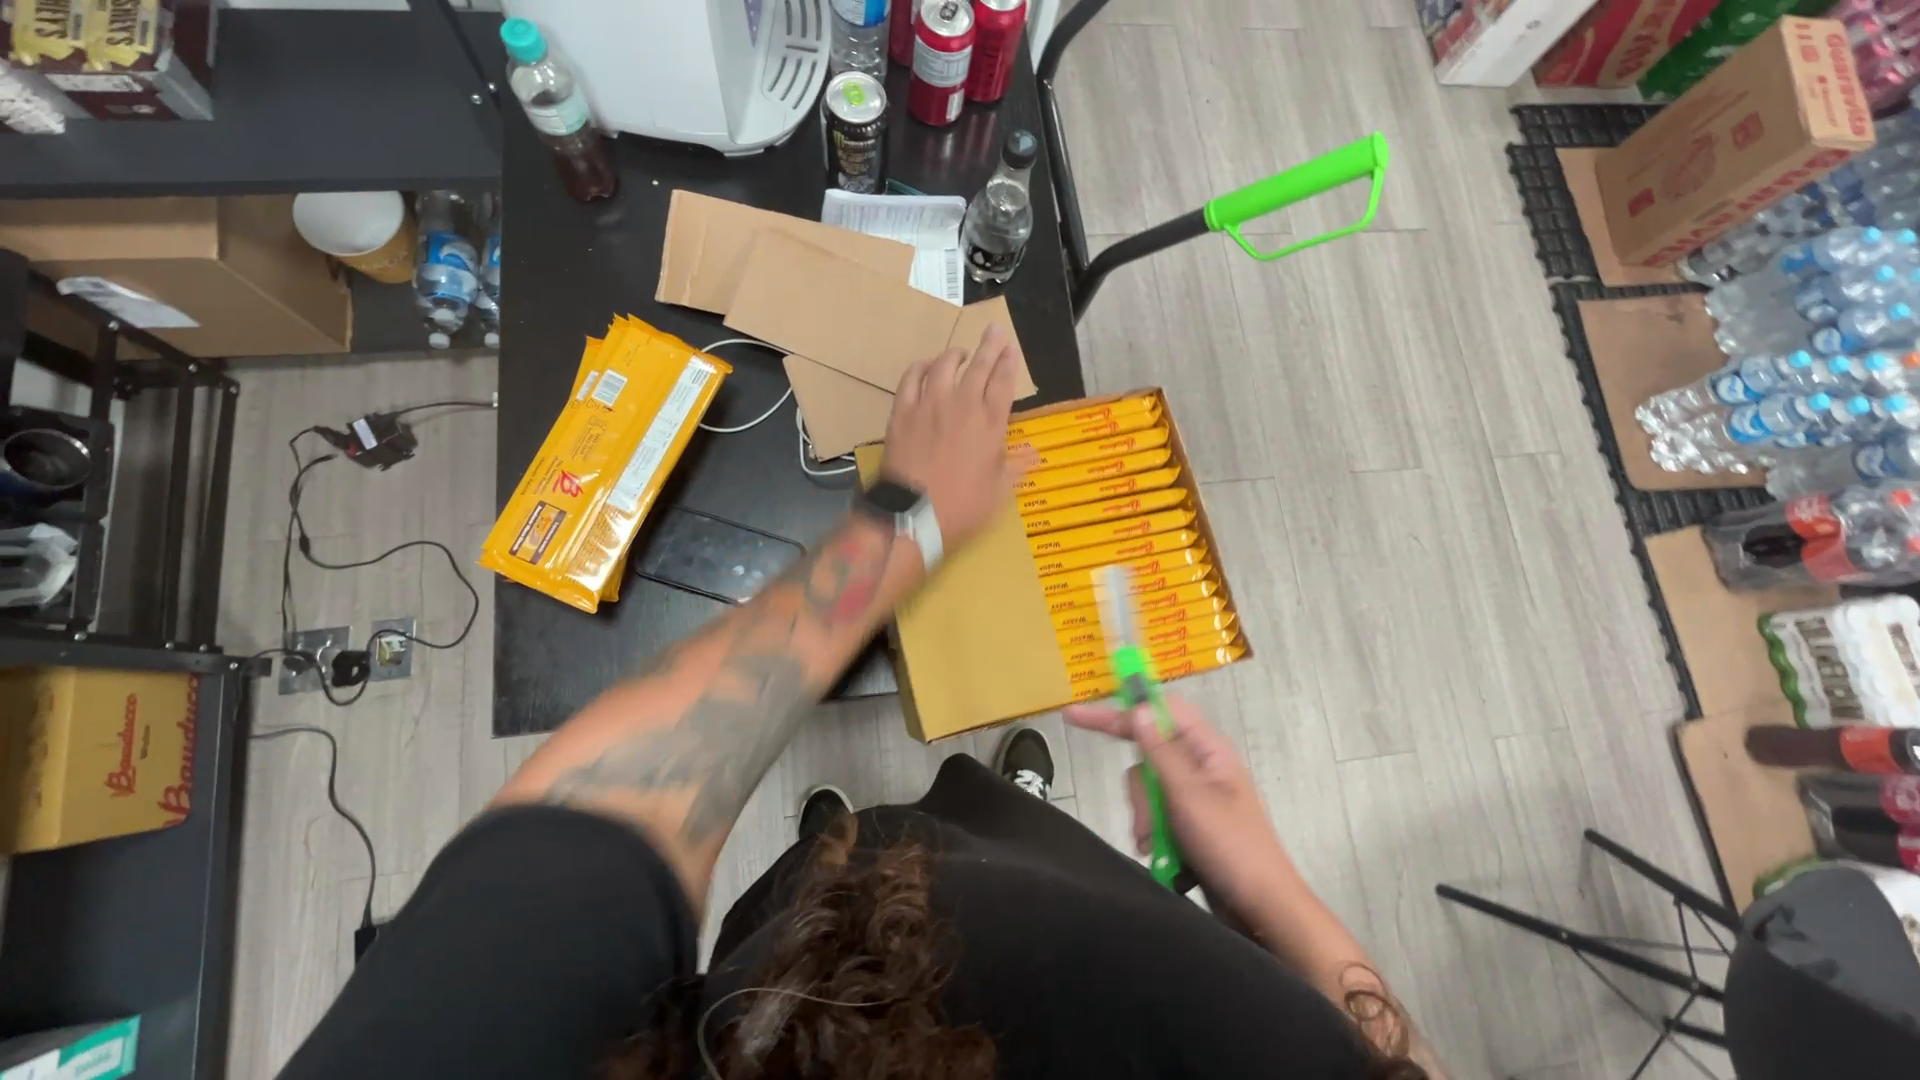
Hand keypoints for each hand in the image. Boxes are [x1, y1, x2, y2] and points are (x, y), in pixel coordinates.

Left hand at [881, 323, 1033, 548]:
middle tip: (994, 330)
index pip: (1003, 382)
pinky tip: (926, 366)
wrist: (913, 515)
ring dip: (955, 355)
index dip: (1008, 363)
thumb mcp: (998, 492)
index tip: (1010, 349)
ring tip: (960, 353)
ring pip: (944, 365)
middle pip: (979, 366)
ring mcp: (929, 405)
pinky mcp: (902, 411)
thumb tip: (1034, 454)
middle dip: (990, 345)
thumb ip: (1015, 467)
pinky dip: (921, 368)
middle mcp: (962, 405)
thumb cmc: (962, 508)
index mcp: (990, 424)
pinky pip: (912, 378)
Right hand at [1064, 697, 1288, 920]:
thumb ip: (1161, 751)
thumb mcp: (1189, 796)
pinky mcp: (1188, 824)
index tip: (1076, 717)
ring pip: (1146, 788)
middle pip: (1146, 754)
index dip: (1121, 711)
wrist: (1262, 909)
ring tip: (1158, 844)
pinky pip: (1154, 814)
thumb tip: (1139, 708)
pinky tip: (1160, 854)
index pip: (1159, 710)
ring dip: (1145, 816)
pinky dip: (1151, 832)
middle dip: (1139, 789)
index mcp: (1208, 750)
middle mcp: (1200, 767)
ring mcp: (1194, 797)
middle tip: (1149, 818)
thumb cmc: (1231, 846)